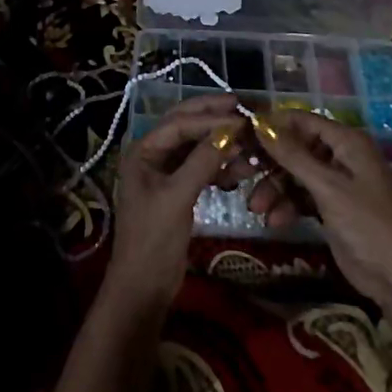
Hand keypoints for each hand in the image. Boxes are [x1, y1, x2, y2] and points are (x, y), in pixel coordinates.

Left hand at [105, 94, 242, 310]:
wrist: (144, 284)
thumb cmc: (153, 238)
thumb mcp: (178, 197)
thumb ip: (202, 162)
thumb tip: (229, 130)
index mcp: (142, 151)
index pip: (178, 124)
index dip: (209, 117)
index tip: (242, 115)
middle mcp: (152, 156)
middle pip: (185, 128)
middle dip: (212, 118)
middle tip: (242, 107)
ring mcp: (165, 174)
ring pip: (196, 149)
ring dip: (220, 146)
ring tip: (249, 148)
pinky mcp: (178, 192)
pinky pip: (201, 169)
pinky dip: (219, 168)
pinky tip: (239, 173)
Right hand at [249, 110, 391, 302]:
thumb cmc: (368, 223)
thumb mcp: (327, 187)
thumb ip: (292, 155)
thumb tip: (260, 123)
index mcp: (347, 143)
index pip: (302, 120)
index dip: (272, 125)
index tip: (240, 135)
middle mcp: (341, 157)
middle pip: (294, 149)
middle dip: (268, 163)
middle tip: (238, 173)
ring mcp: (336, 183)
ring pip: (294, 175)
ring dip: (273, 189)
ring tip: (256, 208)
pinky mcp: (331, 207)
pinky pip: (300, 196)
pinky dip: (286, 206)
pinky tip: (274, 221)